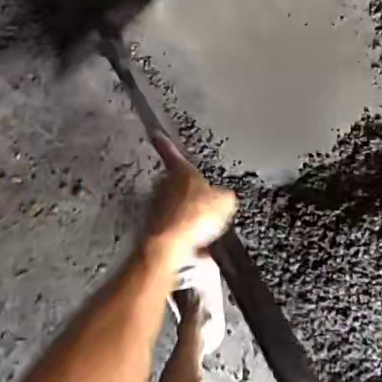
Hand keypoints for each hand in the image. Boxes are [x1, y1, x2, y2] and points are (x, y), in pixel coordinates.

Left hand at [143, 144, 235, 268]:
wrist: (171, 246)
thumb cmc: (193, 217)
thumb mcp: (225, 201)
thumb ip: (225, 196)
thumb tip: (226, 199)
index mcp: (179, 171)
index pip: (171, 151)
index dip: (165, 143)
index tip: (156, 134)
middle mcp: (163, 187)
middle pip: (177, 184)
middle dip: (191, 193)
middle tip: (206, 203)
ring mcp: (157, 209)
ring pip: (177, 209)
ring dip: (190, 218)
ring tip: (206, 231)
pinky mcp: (156, 231)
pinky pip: (177, 231)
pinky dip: (188, 238)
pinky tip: (200, 247)